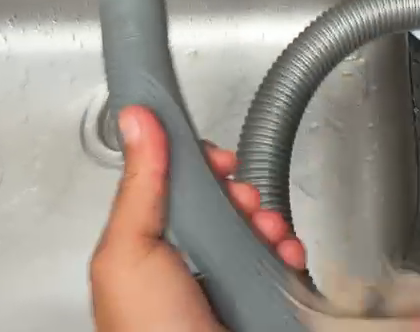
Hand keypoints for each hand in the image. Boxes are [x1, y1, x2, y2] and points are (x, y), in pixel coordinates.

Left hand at [90, 106, 306, 330]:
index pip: (177, 183)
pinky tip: (288, 256)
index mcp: (145, 249)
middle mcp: (182, 265)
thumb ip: (140, 183)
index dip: (203, 165)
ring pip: (253, 228)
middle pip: (221, 202)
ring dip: (269, 221)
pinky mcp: (254, 302)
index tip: (219, 162)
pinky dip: (289, 251)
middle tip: (245, 206)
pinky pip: (278, 260)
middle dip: (242, 194)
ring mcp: (220, 286)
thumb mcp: (130, 253)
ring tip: (271, 236)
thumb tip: (135, 117)